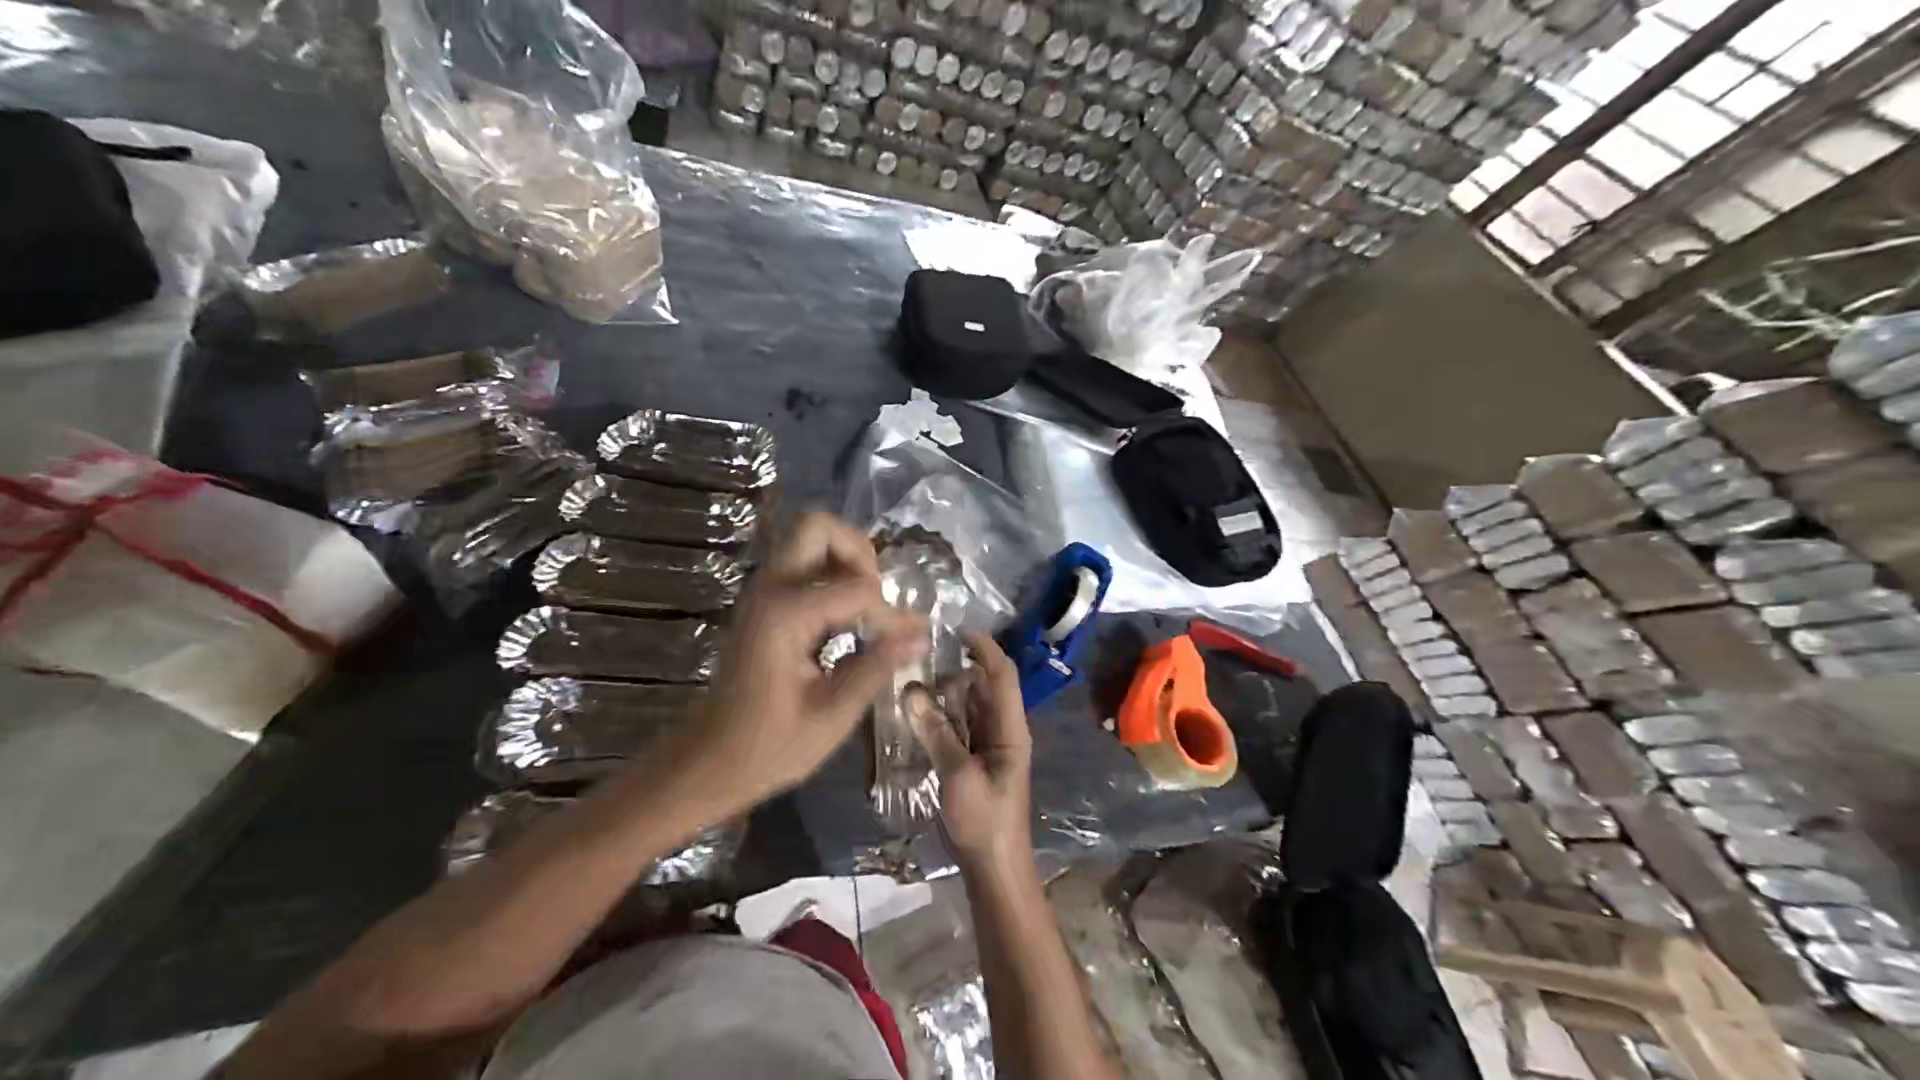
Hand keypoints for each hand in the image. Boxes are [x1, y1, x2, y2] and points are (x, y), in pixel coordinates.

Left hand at [687, 512, 925, 811]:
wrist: (707, 762)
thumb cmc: (768, 747)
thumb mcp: (832, 715)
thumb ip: (877, 667)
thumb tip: (919, 635)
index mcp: (785, 615)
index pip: (857, 588)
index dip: (890, 615)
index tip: (910, 644)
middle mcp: (770, 589)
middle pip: (819, 526)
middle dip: (859, 552)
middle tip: (879, 597)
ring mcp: (763, 592)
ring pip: (811, 540)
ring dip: (847, 561)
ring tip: (870, 609)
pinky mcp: (765, 604)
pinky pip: (805, 565)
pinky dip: (834, 577)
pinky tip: (850, 621)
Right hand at [907, 633, 1033, 875]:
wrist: (994, 867)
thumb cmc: (984, 820)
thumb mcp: (958, 774)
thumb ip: (936, 732)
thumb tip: (911, 692)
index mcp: (1010, 729)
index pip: (1002, 675)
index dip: (985, 648)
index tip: (956, 630)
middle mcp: (1002, 730)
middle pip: (981, 687)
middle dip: (954, 671)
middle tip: (918, 659)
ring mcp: (988, 746)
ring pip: (967, 707)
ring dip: (943, 695)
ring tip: (910, 681)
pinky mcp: (973, 761)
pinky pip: (958, 727)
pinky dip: (940, 717)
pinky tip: (915, 713)